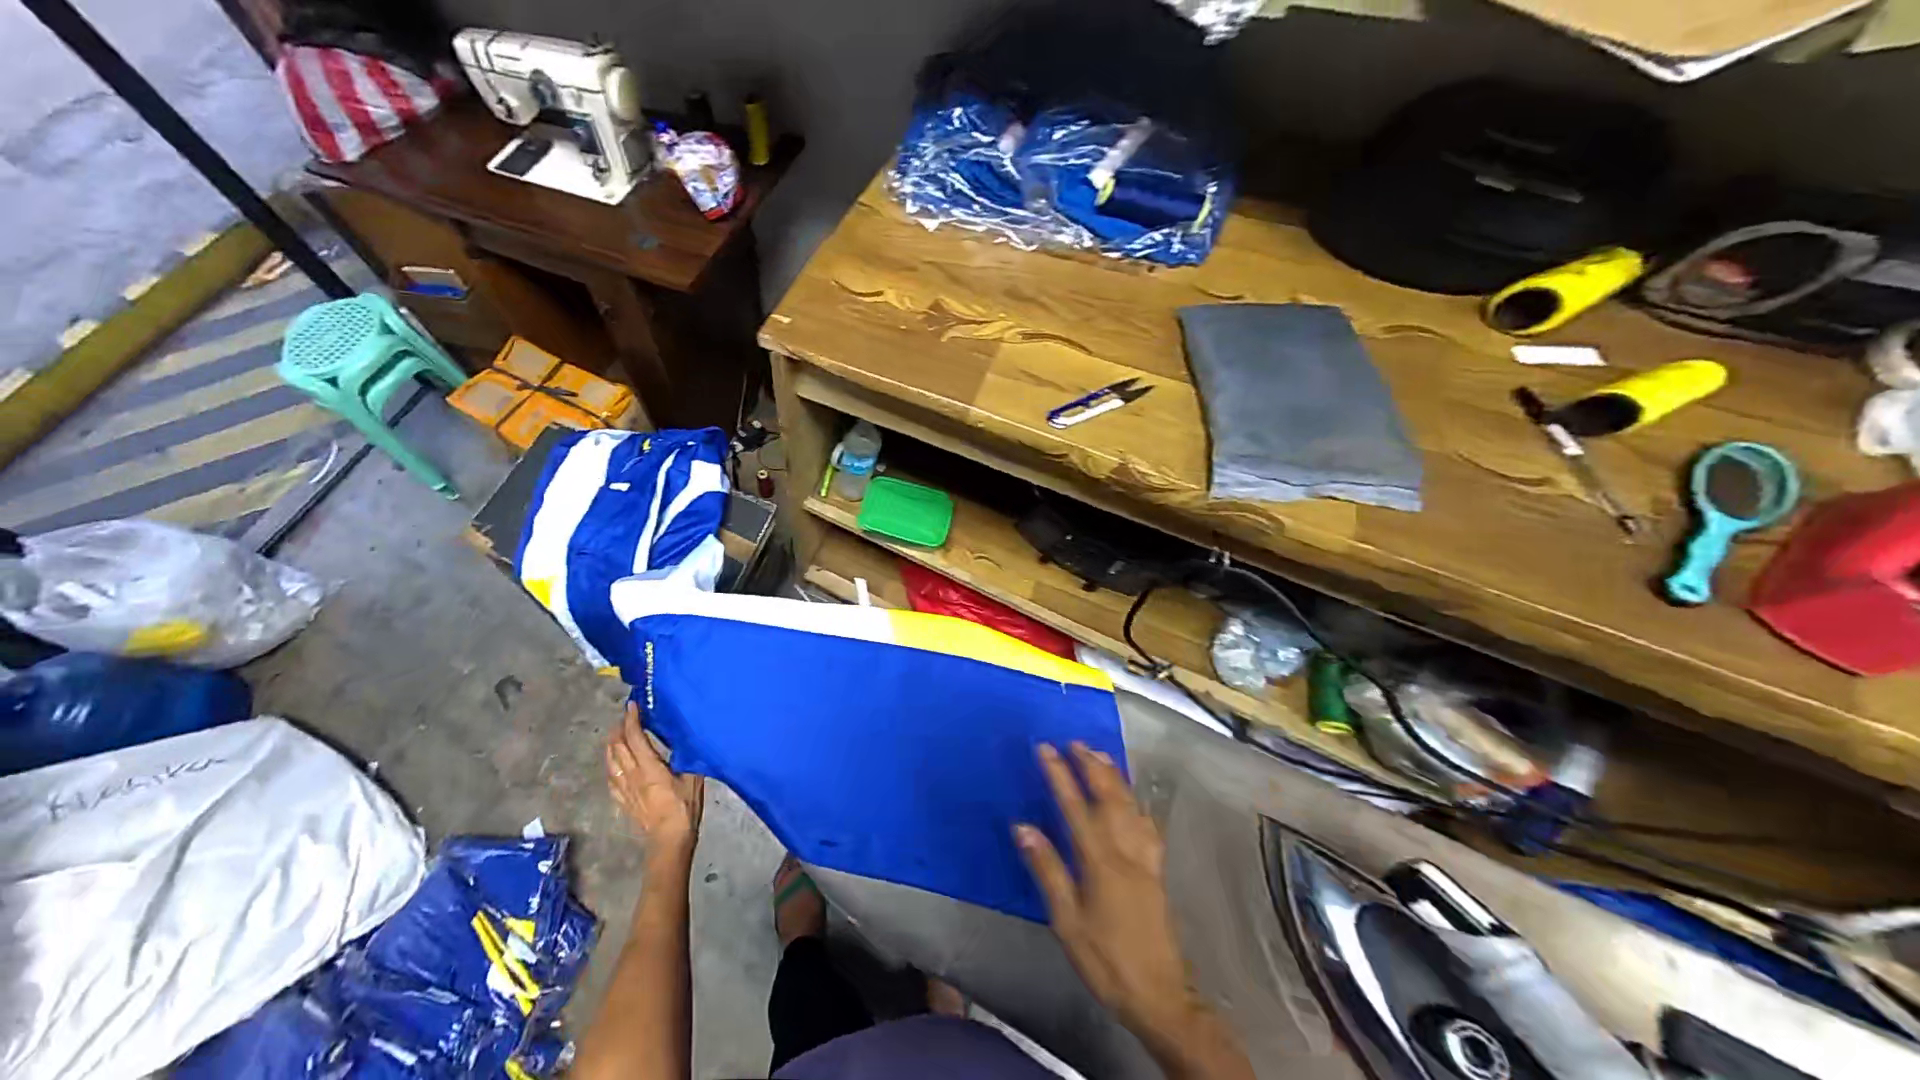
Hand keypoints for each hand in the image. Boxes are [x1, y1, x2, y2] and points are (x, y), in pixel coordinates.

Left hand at [606, 701, 703, 857]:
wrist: (669, 839)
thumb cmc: (684, 807)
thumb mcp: (693, 779)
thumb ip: (686, 759)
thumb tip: (685, 742)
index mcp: (649, 767)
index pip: (635, 737)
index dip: (631, 720)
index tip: (631, 705)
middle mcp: (632, 775)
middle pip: (618, 747)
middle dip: (619, 729)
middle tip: (625, 718)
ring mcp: (624, 789)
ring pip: (611, 762)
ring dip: (611, 746)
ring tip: (616, 736)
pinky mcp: (623, 801)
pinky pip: (611, 779)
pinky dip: (610, 766)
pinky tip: (613, 765)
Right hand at [1016, 743, 1253, 1079]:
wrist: (1159, 993)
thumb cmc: (1105, 958)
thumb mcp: (1066, 920)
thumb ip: (1047, 870)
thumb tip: (1023, 827)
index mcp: (1100, 861)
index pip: (1076, 806)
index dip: (1060, 774)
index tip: (1046, 748)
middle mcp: (1126, 851)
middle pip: (1109, 797)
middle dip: (1092, 766)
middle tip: (1076, 741)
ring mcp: (1146, 859)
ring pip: (1131, 806)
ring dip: (1114, 777)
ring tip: (1100, 755)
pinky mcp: (1157, 870)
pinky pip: (1147, 824)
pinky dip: (1136, 803)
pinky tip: (1134, 800)